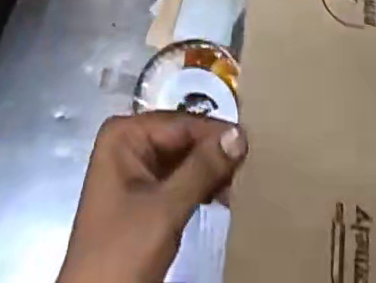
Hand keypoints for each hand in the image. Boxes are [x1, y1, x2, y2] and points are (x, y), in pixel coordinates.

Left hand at [58, 112, 247, 282]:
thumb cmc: (122, 250)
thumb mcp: (165, 209)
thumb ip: (202, 168)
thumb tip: (239, 134)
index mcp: (124, 134)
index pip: (180, 123)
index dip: (216, 133)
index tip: (253, 144)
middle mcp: (128, 143)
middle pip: (182, 139)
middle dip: (214, 153)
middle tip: (252, 165)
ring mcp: (135, 170)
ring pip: (183, 160)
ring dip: (211, 171)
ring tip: (242, 183)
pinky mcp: (143, 197)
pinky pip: (179, 180)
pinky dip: (201, 187)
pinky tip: (224, 196)